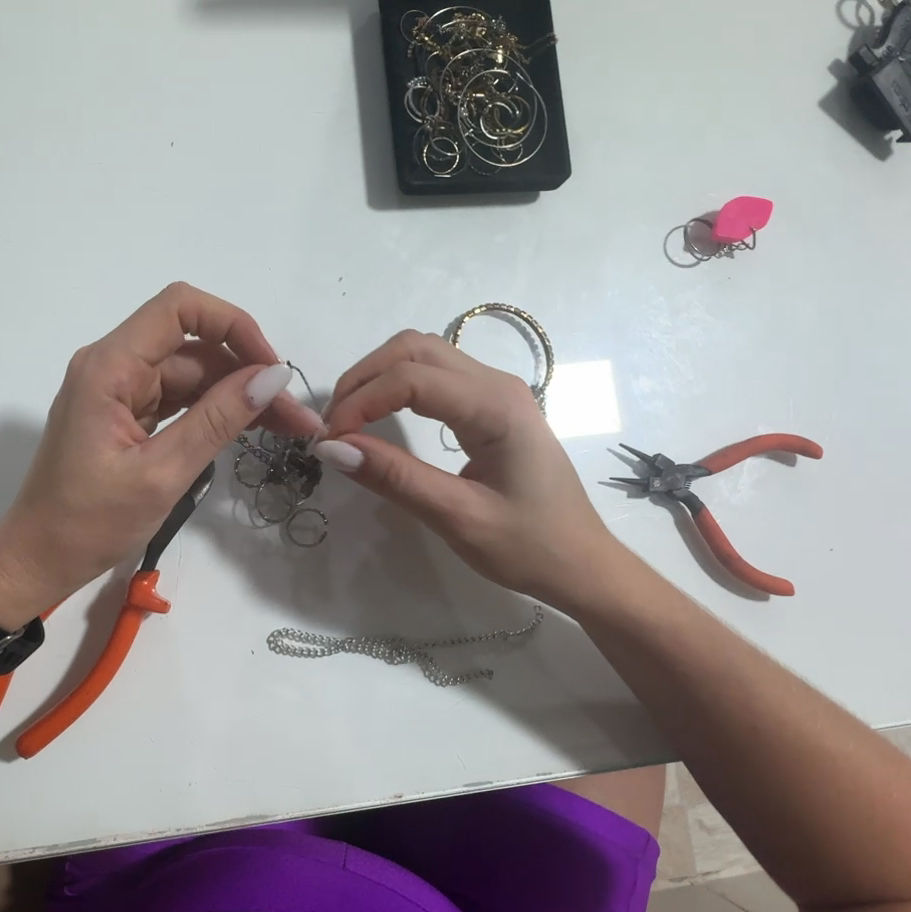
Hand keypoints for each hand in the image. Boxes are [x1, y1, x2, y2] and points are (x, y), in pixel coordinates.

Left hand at [0, 283, 323, 626]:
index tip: (270, 369)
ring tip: (287, 427)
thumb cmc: (88, 523)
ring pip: (191, 374)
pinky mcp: (124, 416)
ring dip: (237, 396)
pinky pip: (178, 400)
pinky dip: (214, 412)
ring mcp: (118, 392)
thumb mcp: (160, 475)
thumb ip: (217, 422)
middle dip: (247, 373)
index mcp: (109, 368)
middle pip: (192, 345)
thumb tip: (272, 379)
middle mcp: (112, 367)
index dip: (232, 326)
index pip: (179, 309)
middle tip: (296, 417)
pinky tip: (250, 429)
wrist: (38, 559)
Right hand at [314, 330, 628, 612]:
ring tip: (347, 423)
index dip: (361, 402)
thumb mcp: (457, 518)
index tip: (329, 443)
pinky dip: (396, 387)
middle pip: (414, 348)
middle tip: (332, 427)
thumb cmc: (528, 546)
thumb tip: (332, 449)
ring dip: (376, 378)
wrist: (582, 563)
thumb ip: (395, 478)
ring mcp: (496, 391)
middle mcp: (497, 385)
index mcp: (496, 408)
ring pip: (422, 354)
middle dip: (363, 379)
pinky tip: (378, 419)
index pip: (411, 378)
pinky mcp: (490, 406)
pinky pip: (434, 376)